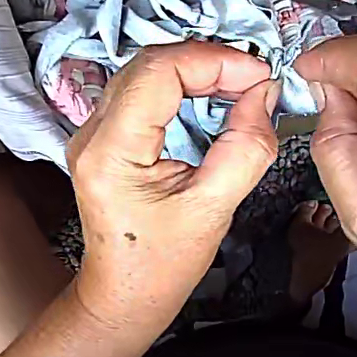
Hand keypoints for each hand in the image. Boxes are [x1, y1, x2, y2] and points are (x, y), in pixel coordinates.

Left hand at [67, 42, 279, 333]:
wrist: (125, 294)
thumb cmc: (162, 264)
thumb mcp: (214, 208)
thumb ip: (246, 148)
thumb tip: (264, 96)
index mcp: (111, 151)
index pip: (159, 72)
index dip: (214, 62)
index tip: (258, 76)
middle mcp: (92, 133)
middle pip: (151, 64)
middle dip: (209, 62)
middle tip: (254, 80)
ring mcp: (94, 133)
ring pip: (147, 72)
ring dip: (197, 71)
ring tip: (240, 87)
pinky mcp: (106, 137)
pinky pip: (145, 92)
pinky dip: (184, 87)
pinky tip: (213, 99)